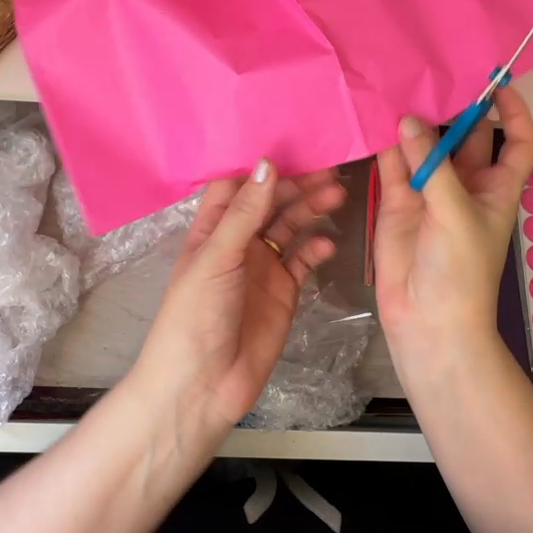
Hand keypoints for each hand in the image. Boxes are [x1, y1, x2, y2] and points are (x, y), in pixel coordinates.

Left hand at [127, 163, 343, 436]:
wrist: (201, 386)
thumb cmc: (195, 315)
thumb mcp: (217, 257)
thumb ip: (245, 213)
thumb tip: (267, 163)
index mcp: (212, 229)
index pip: (238, 186)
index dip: (261, 168)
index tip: (293, 146)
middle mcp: (238, 242)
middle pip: (270, 203)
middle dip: (296, 185)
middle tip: (329, 168)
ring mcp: (262, 267)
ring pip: (290, 227)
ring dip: (311, 210)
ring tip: (337, 194)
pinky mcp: (283, 293)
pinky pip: (302, 262)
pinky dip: (316, 249)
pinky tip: (327, 244)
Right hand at [372, 88, 532, 363]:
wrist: (428, 323)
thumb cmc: (461, 272)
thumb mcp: (458, 215)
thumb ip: (432, 166)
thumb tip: (407, 120)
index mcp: (497, 188)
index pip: (517, 142)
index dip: (514, 113)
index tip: (496, 84)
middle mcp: (465, 184)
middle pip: (465, 137)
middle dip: (453, 109)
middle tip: (432, 72)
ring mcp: (429, 191)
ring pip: (424, 145)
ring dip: (414, 122)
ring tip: (398, 85)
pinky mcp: (396, 200)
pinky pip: (392, 163)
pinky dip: (384, 143)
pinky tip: (372, 118)